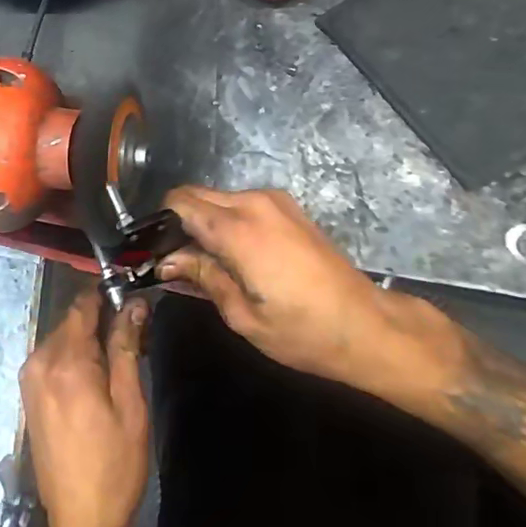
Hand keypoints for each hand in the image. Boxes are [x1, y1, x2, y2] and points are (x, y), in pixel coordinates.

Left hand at [18, 285, 149, 526]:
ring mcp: (29, 376)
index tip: (129, 297)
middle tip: (131, 338)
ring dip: (86, 341)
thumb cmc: (114, 465)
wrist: (80, 519)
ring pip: (62, 337)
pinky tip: (92, 378)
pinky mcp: (27, 392)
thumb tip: (134, 305)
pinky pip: (52, 357)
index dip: (106, 296)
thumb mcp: (131, 406)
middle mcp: (40, 360)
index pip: (82, 305)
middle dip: (100, 322)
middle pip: (72, 321)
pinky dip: (72, 356)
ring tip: (115, 363)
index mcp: (66, 361)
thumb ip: (126, 349)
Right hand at [156, 186, 457, 398]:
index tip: (157, 250)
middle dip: (180, 221)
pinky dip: (228, 220)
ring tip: (210, 262)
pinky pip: (241, 203)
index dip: (161, 222)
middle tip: (179, 260)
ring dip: (205, 221)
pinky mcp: (287, 206)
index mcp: (238, 229)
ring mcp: (273, 200)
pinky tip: (237, 255)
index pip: (180, 202)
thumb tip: (167, 261)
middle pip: (195, 195)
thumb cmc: (303, 331)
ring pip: (218, 198)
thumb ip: (202, 277)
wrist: (368, 325)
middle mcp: (252, 203)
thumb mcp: (244, 315)